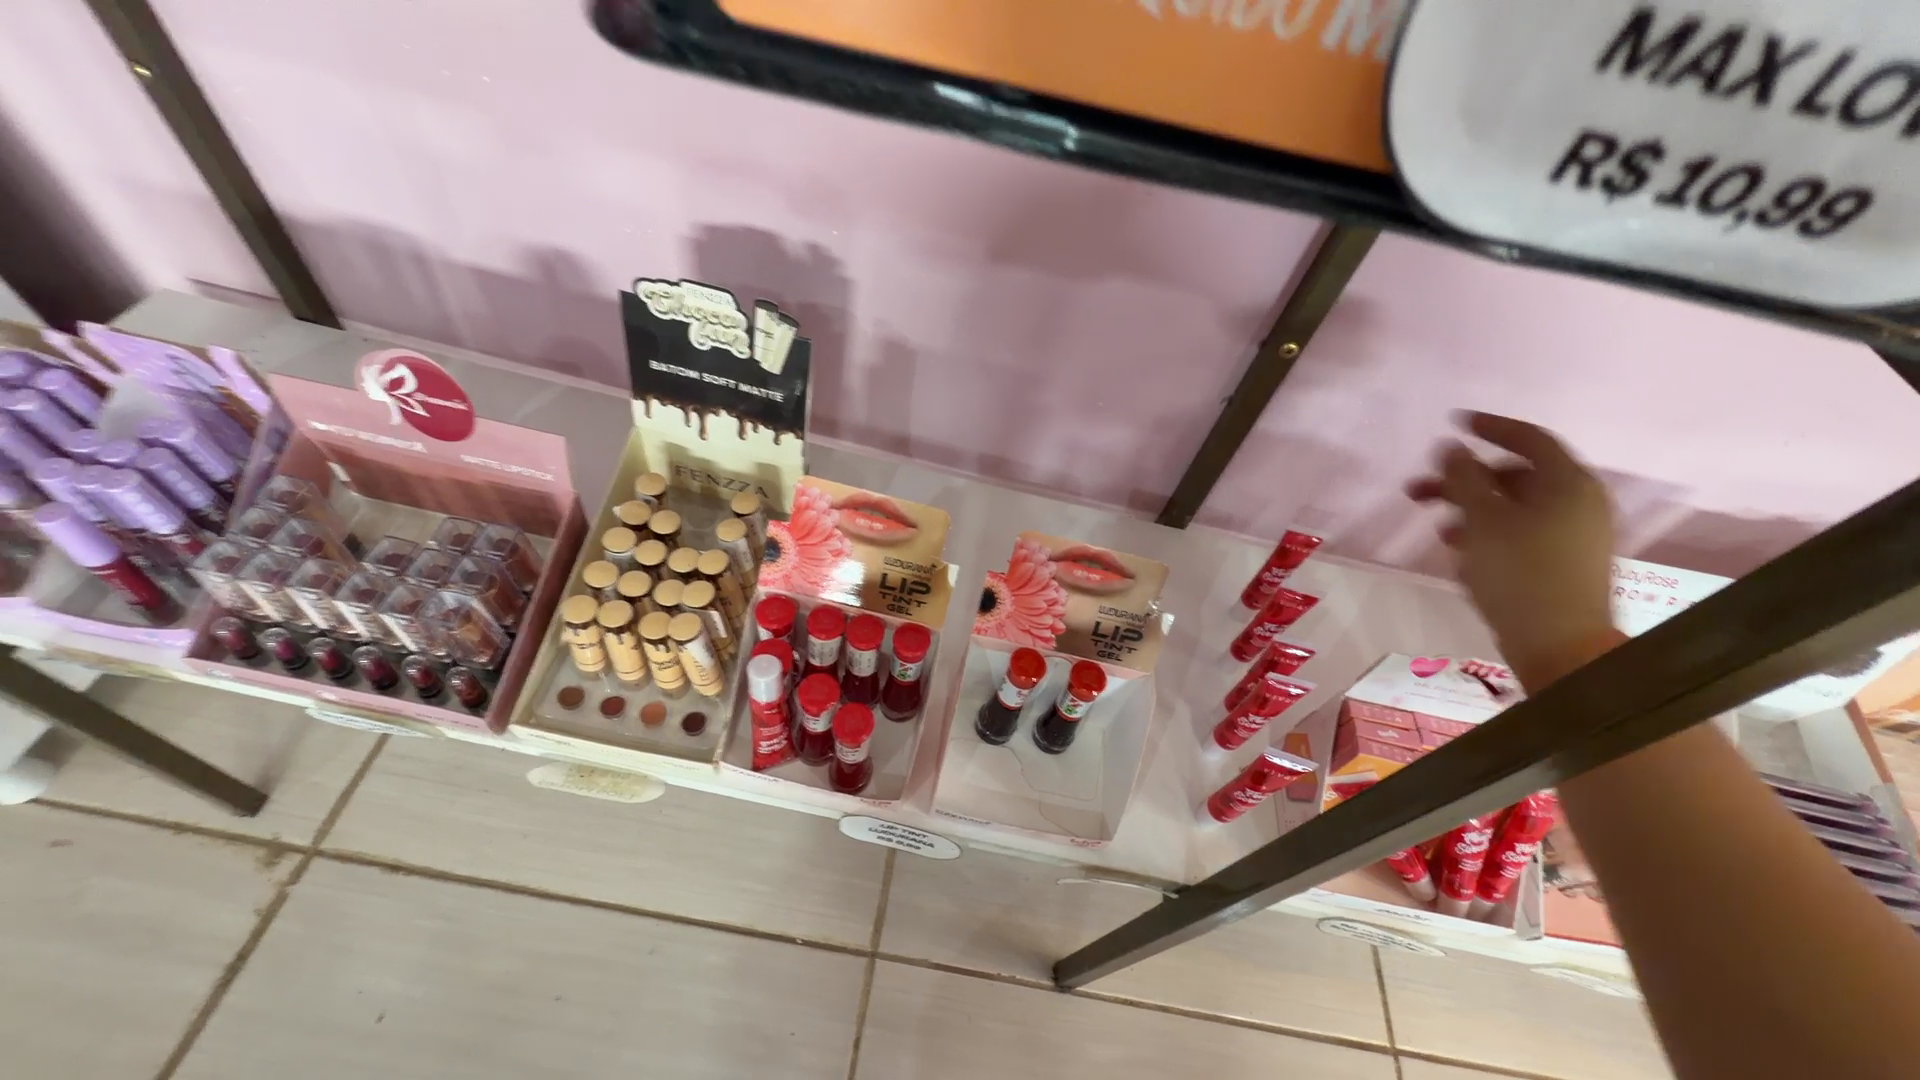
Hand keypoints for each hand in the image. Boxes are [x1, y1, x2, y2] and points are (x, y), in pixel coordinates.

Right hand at [1407, 412, 1618, 688]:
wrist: (1557, 644)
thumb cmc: (1518, 573)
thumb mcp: (1482, 520)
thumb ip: (1463, 478)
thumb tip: (1451, 447)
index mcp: (1568, 484)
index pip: (1529, 439)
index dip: (1490, 427)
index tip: (1455, 423)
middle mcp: (1578, 502)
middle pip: (1515, 475)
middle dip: (1464, 479)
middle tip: (1420, 490)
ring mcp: (1574, 534)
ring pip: (1514, 506)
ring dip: (1470, 508)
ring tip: (1437, 524)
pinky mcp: (1563, 561)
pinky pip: (1521, 531)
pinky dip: (1489, 530)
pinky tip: (1460, 547)